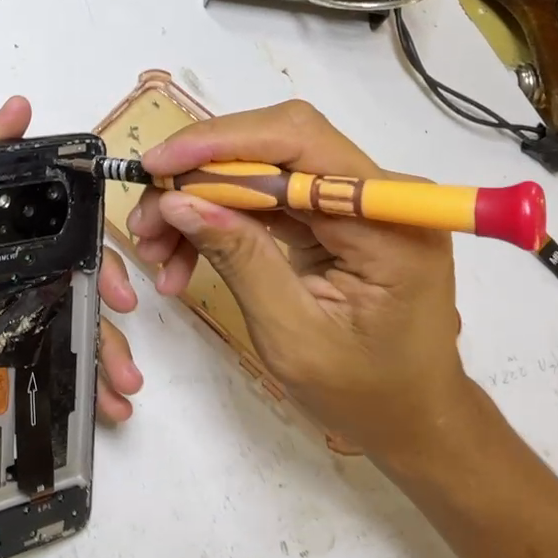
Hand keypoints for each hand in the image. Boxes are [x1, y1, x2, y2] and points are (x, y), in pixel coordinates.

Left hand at [0, 95, 142, 532]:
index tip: (22, 113)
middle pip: (34, 256)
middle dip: (85, 265)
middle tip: (121, 298)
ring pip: (55, 309)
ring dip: (98, 335)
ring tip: (124, 376)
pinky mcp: (0, 370)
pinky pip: (53, 359)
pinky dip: (85, 376)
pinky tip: (107, 401)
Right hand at [125, 100, 469, 462]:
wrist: (411, 414)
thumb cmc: (365, 391)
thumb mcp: (292, 334)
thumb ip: (240, 259)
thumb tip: (177, 201)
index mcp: (386, 220)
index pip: (297, 142)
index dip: (219, 143)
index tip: (156, 167)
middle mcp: (375, 191)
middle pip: (270, 145)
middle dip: (196, 175)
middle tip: (145, 222)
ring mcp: (354, 198)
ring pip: (255, 167)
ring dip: (197, 198)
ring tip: (155, 248)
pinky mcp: (331, 210)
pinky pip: (259, 193)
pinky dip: (214, 216)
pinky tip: (181, 253)